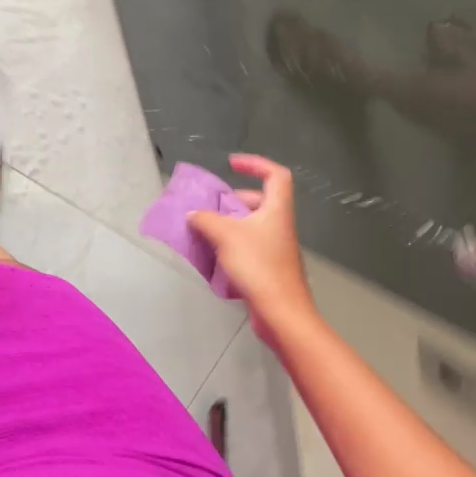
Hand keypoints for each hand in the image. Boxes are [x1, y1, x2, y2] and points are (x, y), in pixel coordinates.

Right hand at [188, 154, 316, 338]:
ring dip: (228, 224)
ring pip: (251, 225)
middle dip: (232, 200)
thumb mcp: (226, 236)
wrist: (281, 312)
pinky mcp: (269, 267)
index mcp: (277, 210)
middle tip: (210, 207)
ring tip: (204, 231)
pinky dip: (230, 246)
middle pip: (259, 201)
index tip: (231, 164)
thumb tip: (194, 214)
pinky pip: (248, 246)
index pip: (276, 174)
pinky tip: (213, 257)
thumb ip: (206, 219)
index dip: (255, 164)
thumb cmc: (258, 266)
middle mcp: (279, 225)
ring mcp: (276, 247)